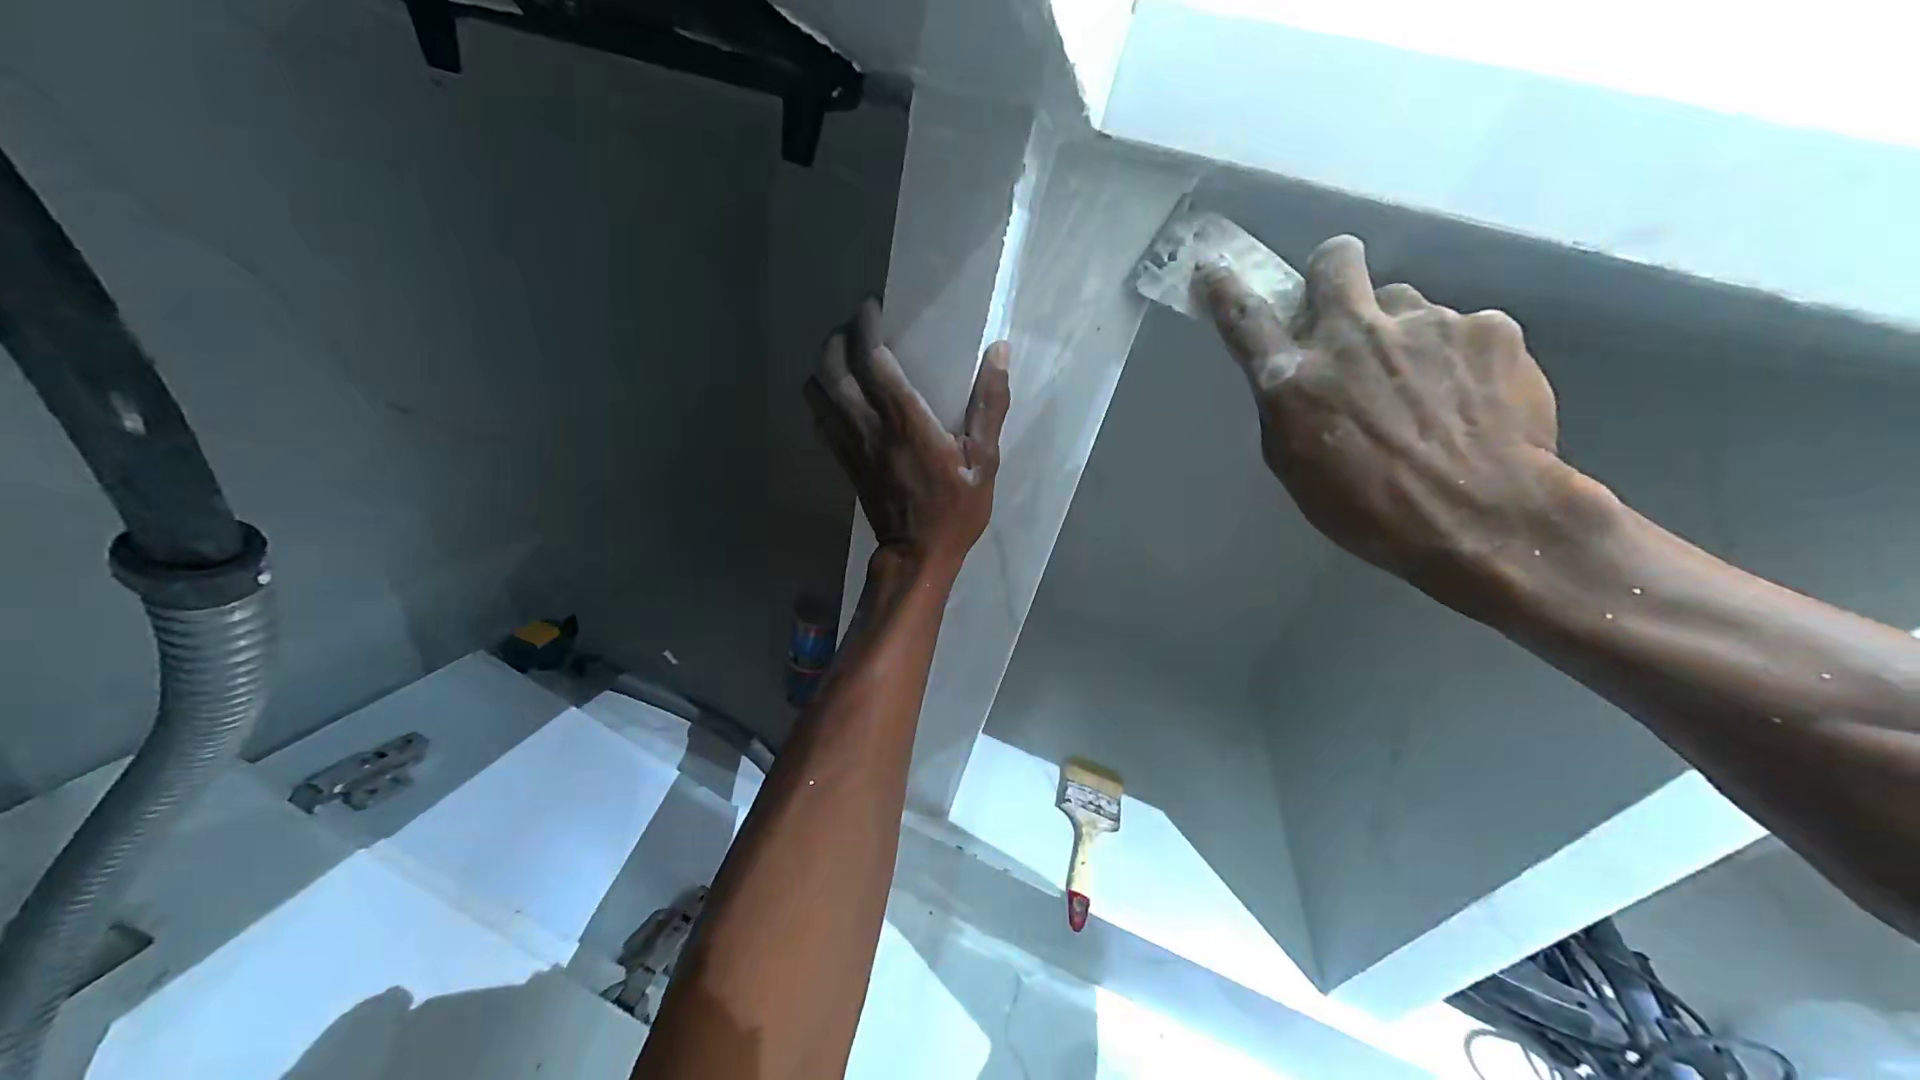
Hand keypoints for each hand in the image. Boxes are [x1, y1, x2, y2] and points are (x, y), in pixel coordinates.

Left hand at [804, 299, 1010, 580]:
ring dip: (823, 366)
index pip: (871, 358)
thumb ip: (990, 404)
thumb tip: (999, 352)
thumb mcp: (985, 459)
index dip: (864, 325)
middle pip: (831, 369)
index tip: (872, 306)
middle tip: (854, 327)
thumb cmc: (956, 509)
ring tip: (843, 356)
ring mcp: (850, 445)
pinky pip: (818, 419)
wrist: (917, 555)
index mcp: (905, 421)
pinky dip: (821, 397)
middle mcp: (869, 426)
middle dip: (835, 338)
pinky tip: (838, 393)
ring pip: (817, 392)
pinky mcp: (843, 461)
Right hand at [1198, 235, 1598, 599]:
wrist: (1485, 519)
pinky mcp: (1488, 327)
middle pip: (1334, 261)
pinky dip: (1458, 357)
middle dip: (1332, 271)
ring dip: (1400, 332)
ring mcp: (1424, 324)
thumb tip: (1297, 376)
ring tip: (1424, 386)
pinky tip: (1471, 400)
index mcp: (1296, 380)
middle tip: (1344, 307)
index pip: (1246, 318)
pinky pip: (1461, 328)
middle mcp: (1352, 336)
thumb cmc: (1370, 510)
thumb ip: (1289, 408)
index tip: (1212, 269)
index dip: (1224, 290)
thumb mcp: (1297, 466)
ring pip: (1403, 304)